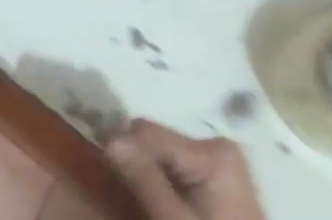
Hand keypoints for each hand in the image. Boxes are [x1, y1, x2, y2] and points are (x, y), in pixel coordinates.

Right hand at [106, 120, 264, 219]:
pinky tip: (166, 199)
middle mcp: (218, 144)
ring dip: (149, 171)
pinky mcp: (221, 171)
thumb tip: (109, 138)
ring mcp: (222, 157)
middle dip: (138, 162)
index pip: (144, 131)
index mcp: (211, 152)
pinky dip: (165, 177)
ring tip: (150, 200)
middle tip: (133, 195)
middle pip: (154, 138)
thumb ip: (144, 179)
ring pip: (163, 150)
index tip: (110, 176)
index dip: (122, 150)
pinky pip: (178, 161)